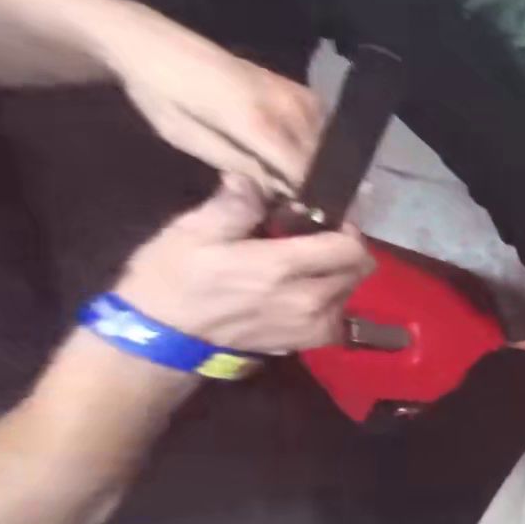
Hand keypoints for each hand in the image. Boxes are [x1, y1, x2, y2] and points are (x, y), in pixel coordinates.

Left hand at [89, 1, 322, 190]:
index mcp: (257, 122)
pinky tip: (301, 156)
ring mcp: (299, 96)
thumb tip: (281, 194)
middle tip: (299, 204)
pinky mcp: (302, 90)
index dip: (305, 200)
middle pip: (322, 164)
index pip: (303, 174)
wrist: (150, 39)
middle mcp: (288, 108)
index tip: (301, 216)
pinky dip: (320, 148)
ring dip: (319, 168)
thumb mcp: (190, 140)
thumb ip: (242, 168)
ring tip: (299, 182)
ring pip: (330, 150)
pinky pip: (326, 131)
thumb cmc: (160, 93)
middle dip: (314, 186)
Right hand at [113, 176, 373, 353]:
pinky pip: (339, 316)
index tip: (332, 223)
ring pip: (351, 292)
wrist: (165, 338)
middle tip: (320, 242)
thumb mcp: (193, 231)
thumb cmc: (174, 279)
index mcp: (283, 267)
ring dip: (339, 276)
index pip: (350, 249)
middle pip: (359, 270)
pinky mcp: (311, 343)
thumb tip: (253, 181)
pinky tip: (304, 293)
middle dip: (347, 252)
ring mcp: (315, 324)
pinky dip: (331, 302)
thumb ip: (234, 205)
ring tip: (308, 268)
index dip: (349, 232)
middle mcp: (310, 299)